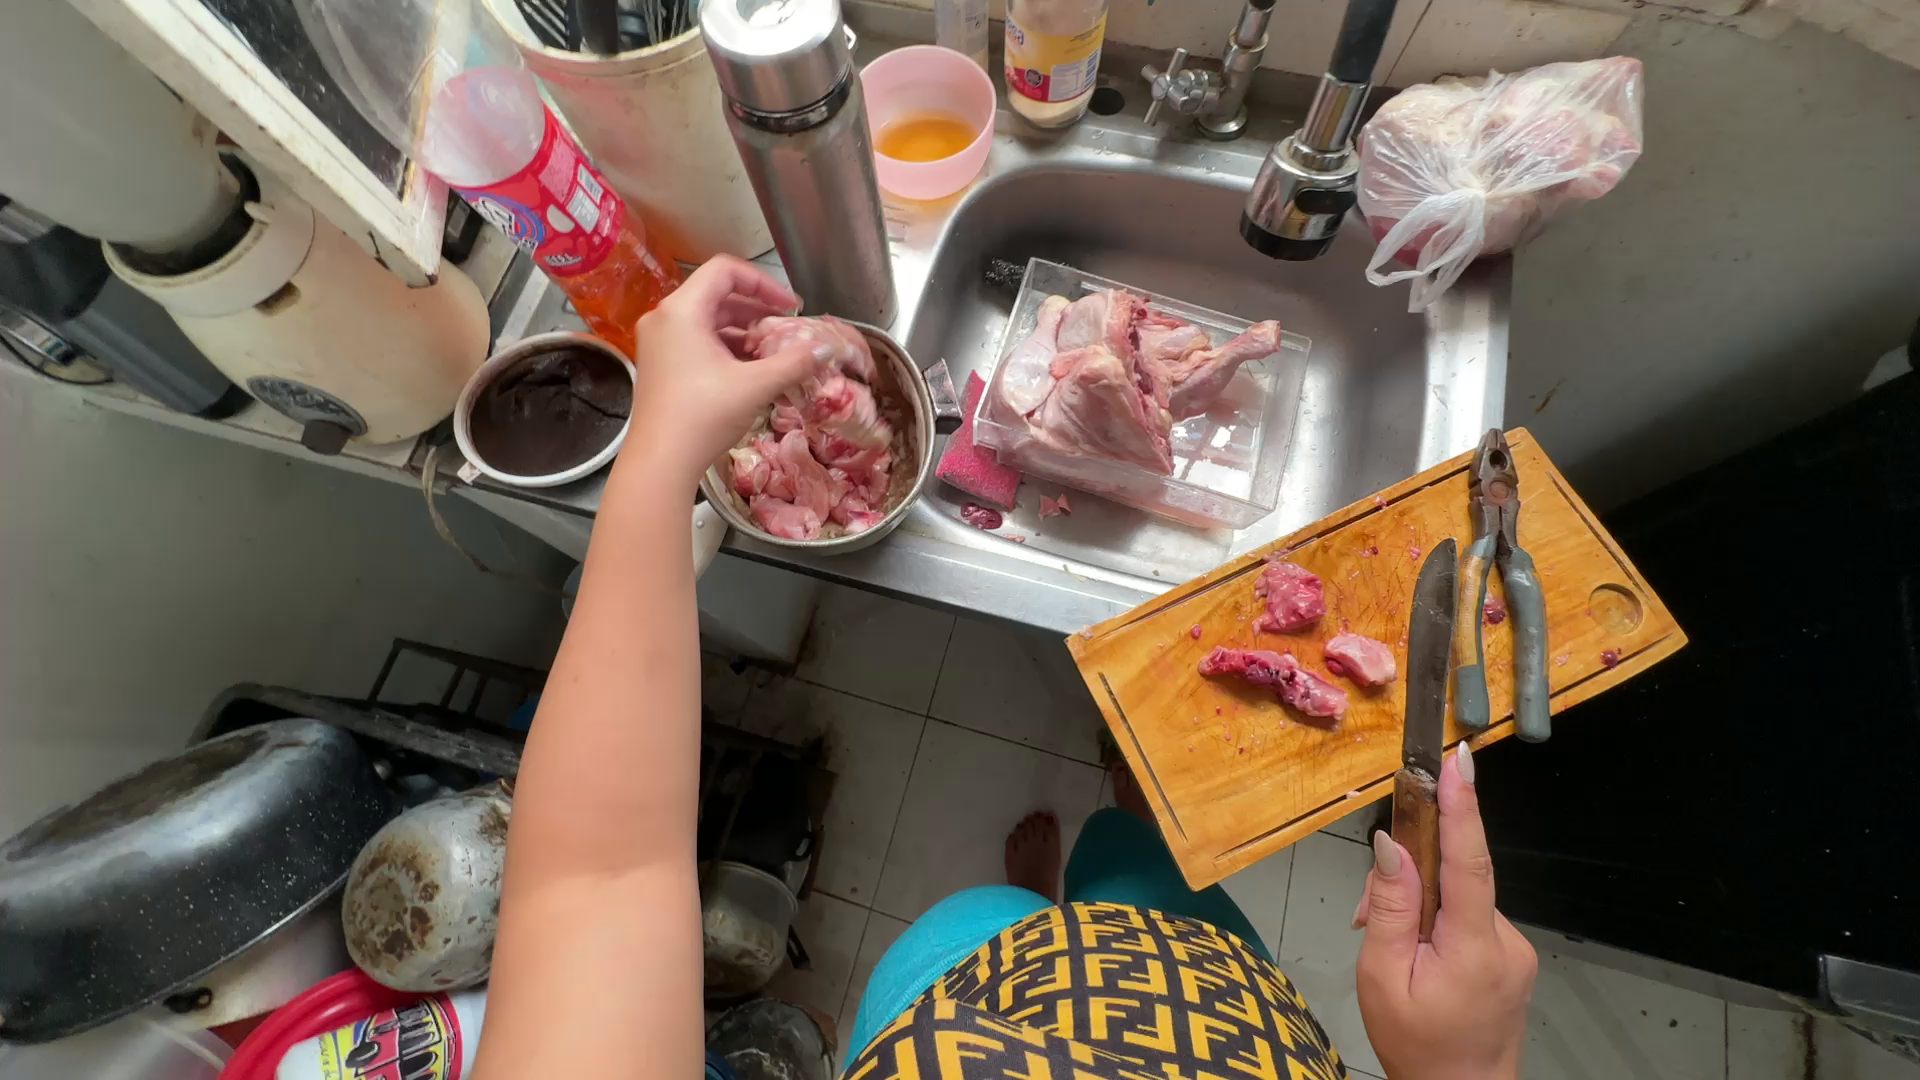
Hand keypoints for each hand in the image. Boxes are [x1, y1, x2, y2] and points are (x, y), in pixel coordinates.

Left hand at [618, 255, 822, 486]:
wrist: (660, 461)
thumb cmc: (703, 416)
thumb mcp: (755, 386)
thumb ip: (794, 363)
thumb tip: (825, 349)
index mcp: (683, 310)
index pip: (725, 271)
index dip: (764, 283)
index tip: (790, 307)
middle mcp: (665, 318)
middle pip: (717, 295)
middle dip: (757, 310)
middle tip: (787, 330)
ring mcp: (659, 342)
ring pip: (709, 321)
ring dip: (744, 331)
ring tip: (773, 352)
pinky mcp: (661, 365)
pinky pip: (698, 342)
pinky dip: (727, 349)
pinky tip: (750, 371)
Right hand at [1353, 745, 1537, 1079]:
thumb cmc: (1414, 1043)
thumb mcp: (1383, 974)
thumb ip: (1388, 906)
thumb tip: (1391, 844)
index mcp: (1476, 947)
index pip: (1469, 862)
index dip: (1464, 808)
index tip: (1460, 761)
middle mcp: (1505, 940)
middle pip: (1450, 877)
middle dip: (1404, 880)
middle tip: (1366, 919)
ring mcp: (1511, 949)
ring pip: (1452, 896)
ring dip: (1412, 904)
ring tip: (1386, 945)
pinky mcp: (1507, 954)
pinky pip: (1462, 914)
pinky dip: (1429, 918)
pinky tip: (1410, 949)